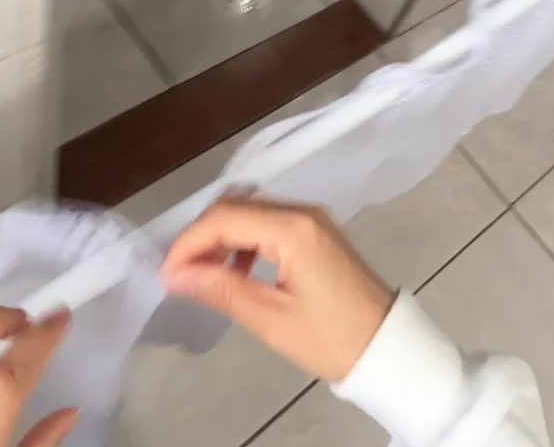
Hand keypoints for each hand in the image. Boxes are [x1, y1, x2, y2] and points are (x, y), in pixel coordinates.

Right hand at [162, 194, 395, 381]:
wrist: (387, 346)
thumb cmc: (331, 338)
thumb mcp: (271, 319)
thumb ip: (222, 289)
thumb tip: (176, 275)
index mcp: (293, 228)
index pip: (226, 217)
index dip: (190, 241)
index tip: (166, 273)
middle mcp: (302, 210)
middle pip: (237, 206)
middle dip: (202, 235)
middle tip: (179, 272)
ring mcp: (312, 217)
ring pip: (251, 211)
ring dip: (222, 236)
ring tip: (202, 274)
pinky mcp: (316, 230)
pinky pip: (269, 221)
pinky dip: (245, 240)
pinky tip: (235, 270)